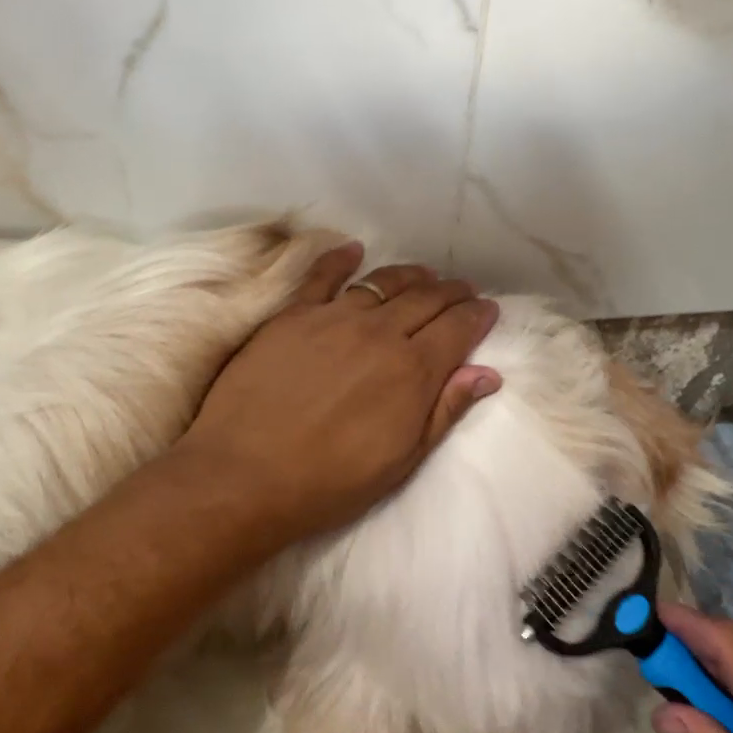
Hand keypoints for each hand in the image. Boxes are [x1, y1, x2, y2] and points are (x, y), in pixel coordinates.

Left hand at [177, 243, 501, 544]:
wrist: (244, 477)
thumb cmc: (330, 482)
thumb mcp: (401, 460)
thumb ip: (445, 410)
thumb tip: (487, 374)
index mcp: (412, 370)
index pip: (457, 328)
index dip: (477, 315)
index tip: (488, 309)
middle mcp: (380, 332)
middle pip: (426, 299)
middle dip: (452, 292)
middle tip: (463, 290)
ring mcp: (333, 318)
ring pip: (383, 282)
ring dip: (411, 276)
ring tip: (424, 275)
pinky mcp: (292, 316)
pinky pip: (322, 276)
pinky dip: (342, 259)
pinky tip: (354, 250)